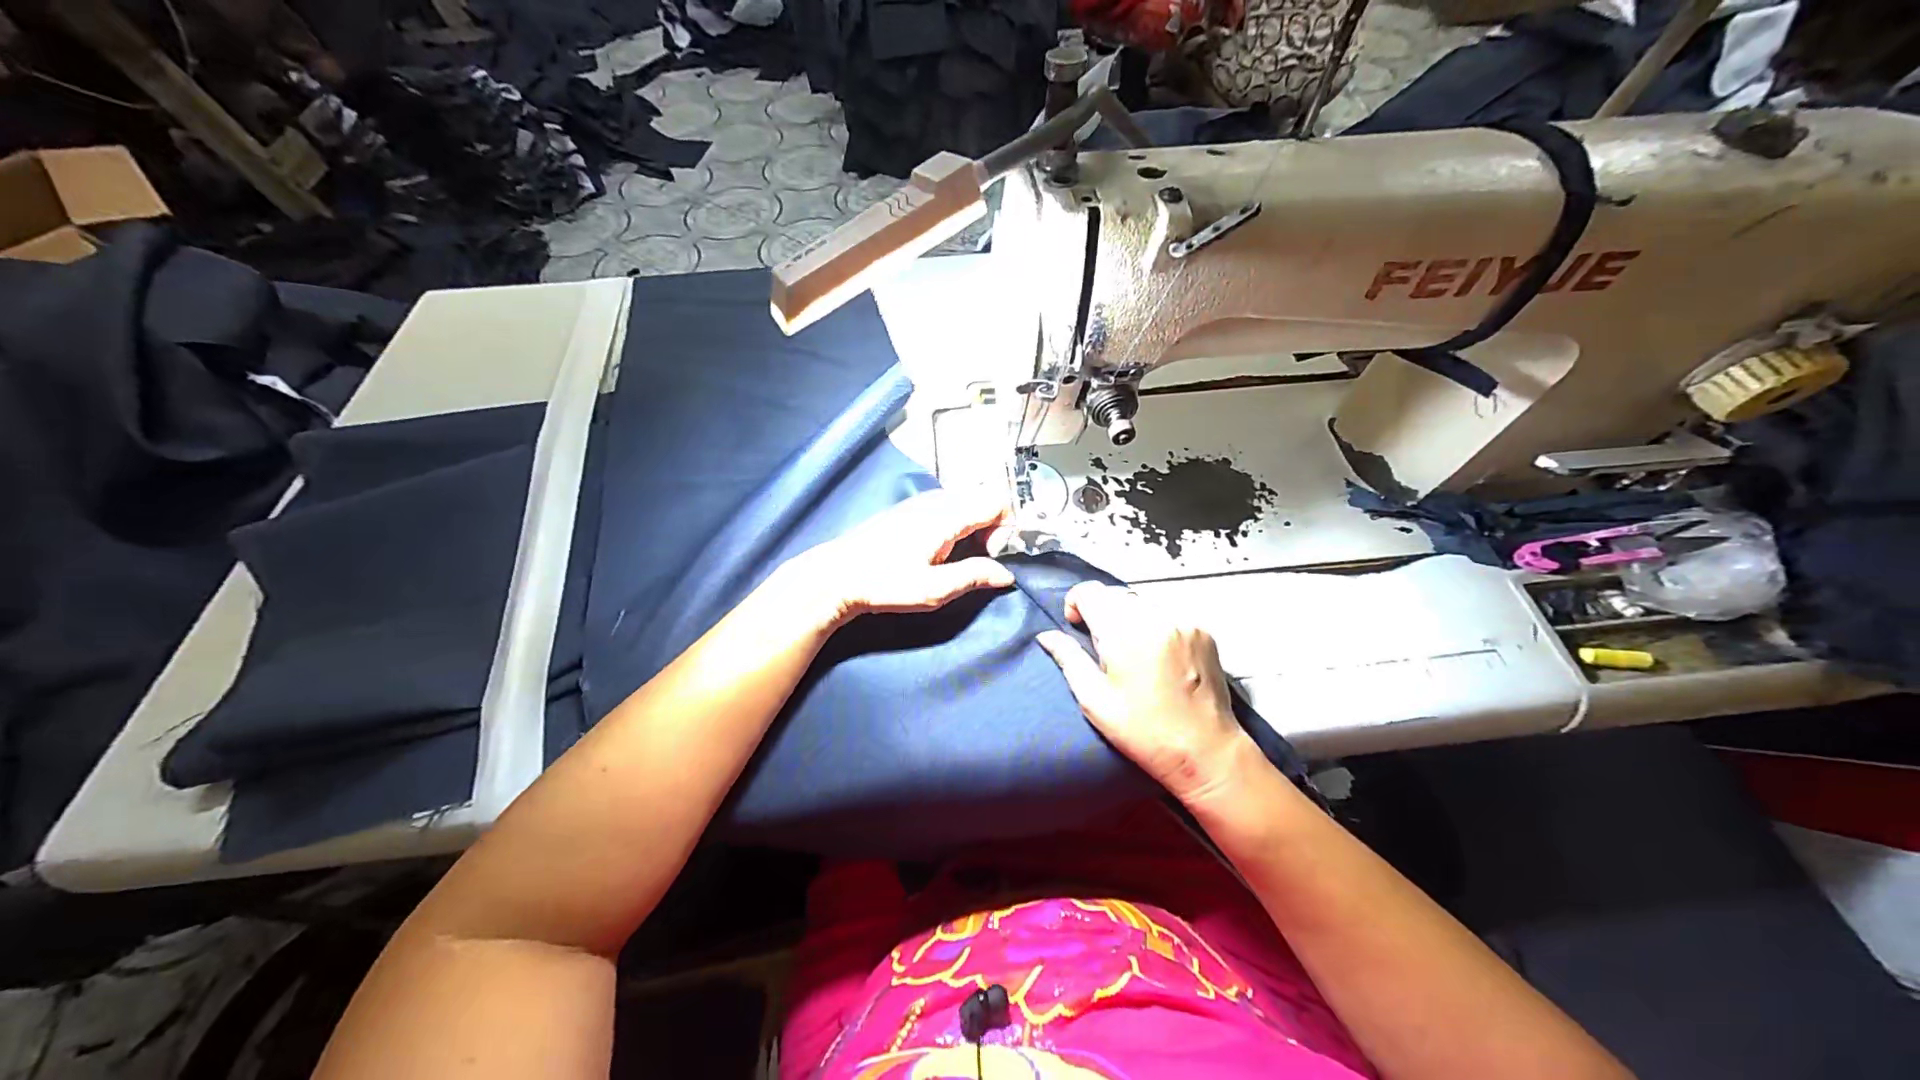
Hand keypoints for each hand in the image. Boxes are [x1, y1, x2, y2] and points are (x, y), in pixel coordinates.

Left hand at [788, 488, 1016, 629]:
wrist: (837, 576)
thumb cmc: (884, 584)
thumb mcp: (932, 590)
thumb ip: (972, 577)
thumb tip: (1006, 574)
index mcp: (945, 517)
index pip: (996, 502)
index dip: (1005, 527)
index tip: (992, 554)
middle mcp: (935, 502)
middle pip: (982, 498)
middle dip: (992, 525)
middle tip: (980, 557)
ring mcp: (919, 502)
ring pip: (964, 501)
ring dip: (973, 524)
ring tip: (959, 555)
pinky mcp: (907, 509)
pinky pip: (946, 505)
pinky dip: (955, 521)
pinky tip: (940, 548)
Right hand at [1037, 583, 1252, 805]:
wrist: (1205, 751)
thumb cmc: (1144, 731)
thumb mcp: (1095, 700)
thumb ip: (1068, 659)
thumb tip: (1047, 636)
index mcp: (1125, 632)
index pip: (1090, 591)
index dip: (1076, 603)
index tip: (1077, 627)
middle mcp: (1156, 617)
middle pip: (1116, 593)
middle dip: (1102, 612)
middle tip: (1104, 649)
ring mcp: (1184, 622)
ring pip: (1142, 602)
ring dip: (1129, 618)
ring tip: (1132, 654)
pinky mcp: (1203, 632)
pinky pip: (1168, 615)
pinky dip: (1155, 626)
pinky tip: (1157, 658)